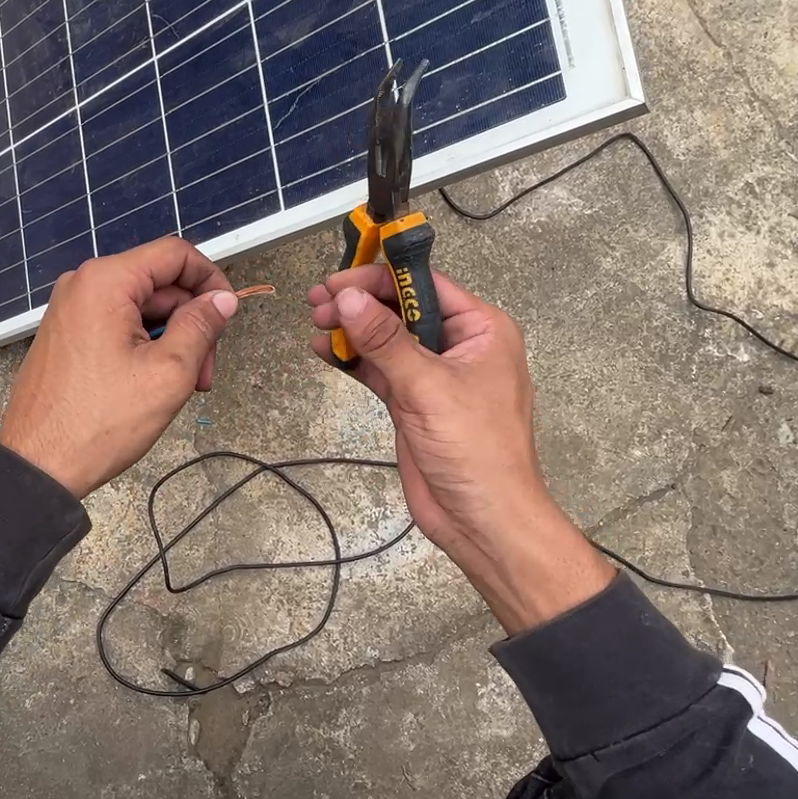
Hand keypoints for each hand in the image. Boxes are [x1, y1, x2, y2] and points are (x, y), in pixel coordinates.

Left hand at [0, 238, 237, 497]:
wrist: (37, 465)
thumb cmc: (98, 423)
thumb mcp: (168, 373)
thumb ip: (201, 327)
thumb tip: (222, 300)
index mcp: (105, 281)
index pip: (175, 254)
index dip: (211, 280)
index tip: (227, 317)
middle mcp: (83, 285)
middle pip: (159, 285)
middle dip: (191, 324)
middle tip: (204, 373)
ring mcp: (71, 311)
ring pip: (141, 310)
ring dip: (171, 341)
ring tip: (183, 388)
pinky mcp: (67, 336)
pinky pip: (118, 327)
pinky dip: (144, 348)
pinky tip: (154, 385)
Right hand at [309, 267, 613, 633]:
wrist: (482, 519)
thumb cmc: (476, 451)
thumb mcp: (428, 387)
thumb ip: (385, 341)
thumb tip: (346, 298)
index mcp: (481, 330)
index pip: (425, 286)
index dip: (380, 279)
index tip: (338, 280)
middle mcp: (458, 346)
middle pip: (401, 309)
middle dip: (359, 303)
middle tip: (318, 302)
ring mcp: (432, 375)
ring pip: (385, 339)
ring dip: (351, 330)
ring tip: (315, 322)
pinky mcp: (411, 401)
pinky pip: (378, 370)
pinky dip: (352, 360)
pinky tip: (324, 350)